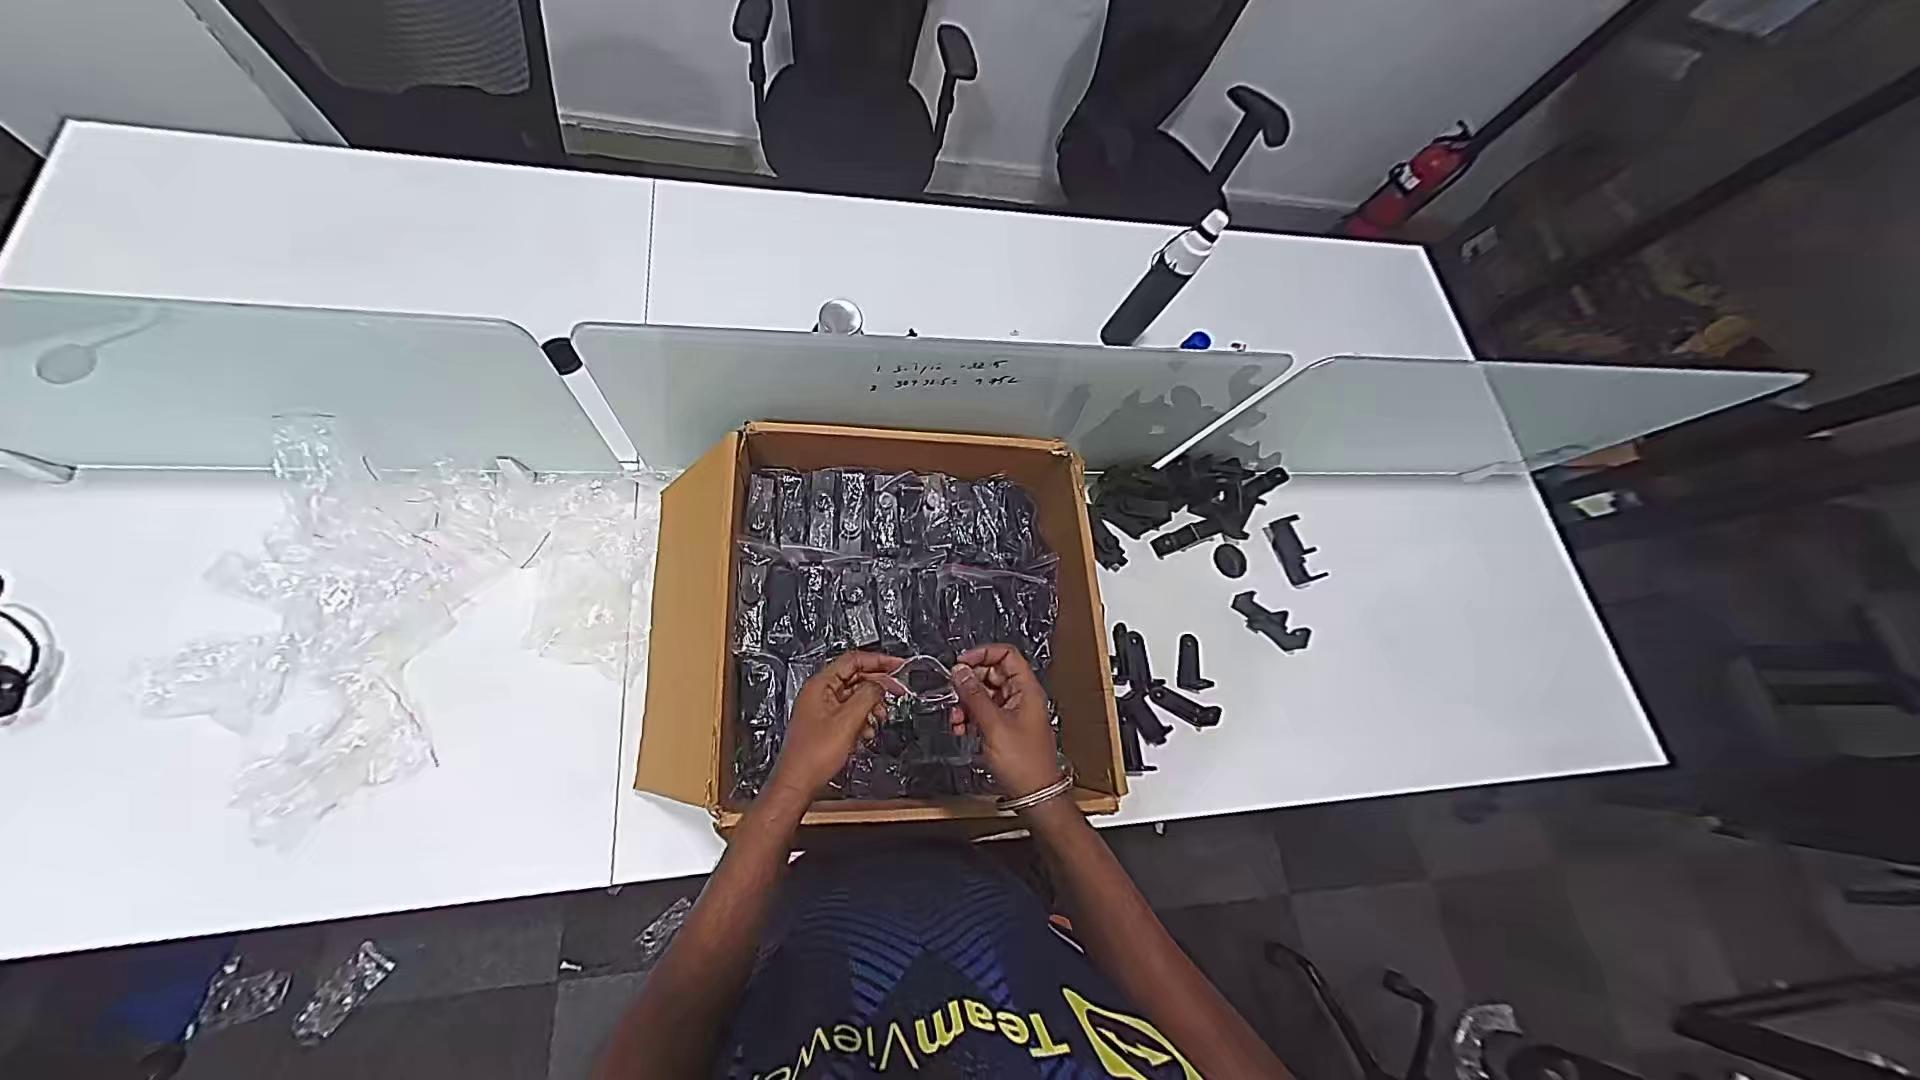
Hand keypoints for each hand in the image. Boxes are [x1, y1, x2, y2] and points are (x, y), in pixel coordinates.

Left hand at [766, 650, 898, 800]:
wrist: (798, 783)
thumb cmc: (812, 756)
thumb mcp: (848, 720)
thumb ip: (867, 696)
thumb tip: (880, 684)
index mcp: (820, 685)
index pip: (853, 660)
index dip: (878, 661)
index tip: (897, 665)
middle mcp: (819, 693)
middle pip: (856, 677)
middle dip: (879, 685)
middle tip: (898, 690)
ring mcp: (822, 708)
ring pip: (855, 696)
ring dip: (872, 705)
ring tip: (881, 716)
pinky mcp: (826, 724)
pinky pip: (850, 712)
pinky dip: (863, 718)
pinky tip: (868, 730)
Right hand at [949, 644, 1063, 799]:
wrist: (1033, 794)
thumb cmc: (1024, 763)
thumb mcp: (993, 725)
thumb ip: (975, 696)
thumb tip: (960, 671)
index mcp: (1026, 689)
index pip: (1006, 654)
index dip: (983, 654)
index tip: (962, 663)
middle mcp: (1021, 696)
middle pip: (992, 673)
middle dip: (969, 682)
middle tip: (954, 693)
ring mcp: (1013, 711)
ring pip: (984, 693)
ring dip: (966, 702)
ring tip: (957, 717)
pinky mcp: (1004, 725)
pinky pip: (983, 710)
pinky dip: (970, 716)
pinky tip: (961, 728)